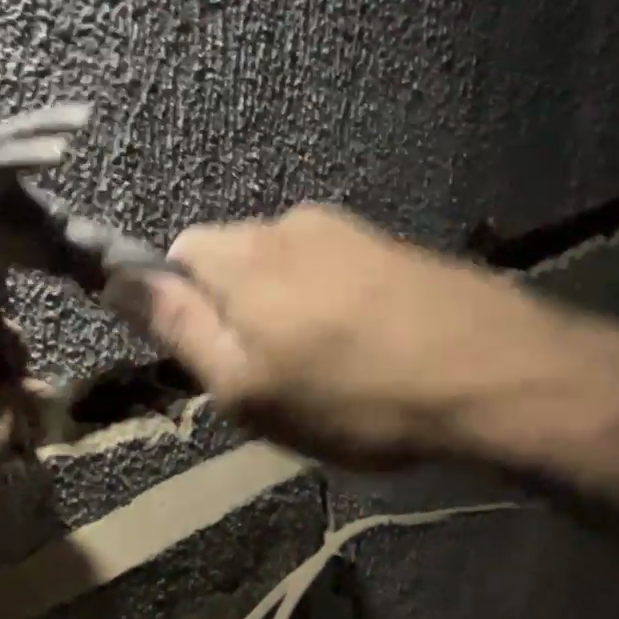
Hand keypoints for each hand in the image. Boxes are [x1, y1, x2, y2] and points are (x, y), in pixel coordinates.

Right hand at [106, 203, 562, 464]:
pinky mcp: (396, 247)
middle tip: (269, 377)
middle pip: (230, 261)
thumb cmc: (352, 394)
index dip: (179, 306)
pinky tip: (368, 355)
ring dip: (287, 311)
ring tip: (327, 373)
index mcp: (239, 255)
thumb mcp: (241, 382)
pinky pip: (334, 274)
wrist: (507, 379)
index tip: (213, 357)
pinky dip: (333, 309)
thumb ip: (172, 325)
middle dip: (235, 311)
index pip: (173, 255)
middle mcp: (286, 224)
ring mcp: (349, 231)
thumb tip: (111, 278)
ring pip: (284, 270)